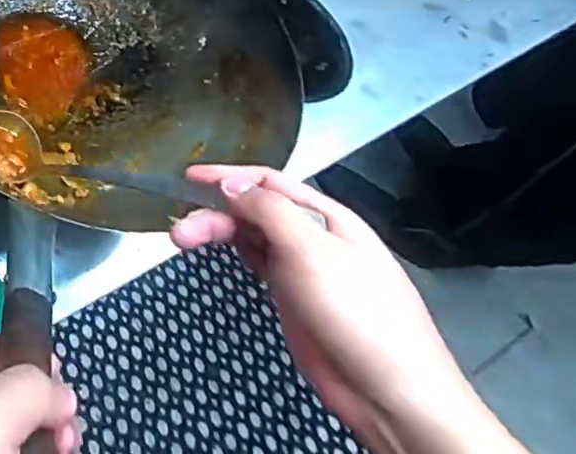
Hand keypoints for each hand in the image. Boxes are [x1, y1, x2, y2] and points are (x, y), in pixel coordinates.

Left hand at [0, 335, 82, 453]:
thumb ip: (35, 387)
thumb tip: (64, 395)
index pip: (2, 347)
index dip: (33, 357)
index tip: (60, 385)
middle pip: (25, 399)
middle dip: (54, 415)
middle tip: (64, 438)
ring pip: (27, 438)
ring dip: (54, 445)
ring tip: (62, 452)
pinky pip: (22, 453)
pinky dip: (40, 453)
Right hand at [169, 166, 525, 453]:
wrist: (395, 399)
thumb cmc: (358, 316)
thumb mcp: (311, 251)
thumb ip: (268, 210)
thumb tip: (230, 184)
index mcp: (327, 218)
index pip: (268, 182)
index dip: (227, 176)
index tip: (188, 178)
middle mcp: (314, 236)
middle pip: (252, 208)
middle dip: (213, 212)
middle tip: (180, 229)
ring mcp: (305, 267)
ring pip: (249, 234)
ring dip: (215, 232)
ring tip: (182, 242)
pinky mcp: (294, 296)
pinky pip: (256, 259)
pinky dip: (232, 251)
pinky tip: (215, 254)